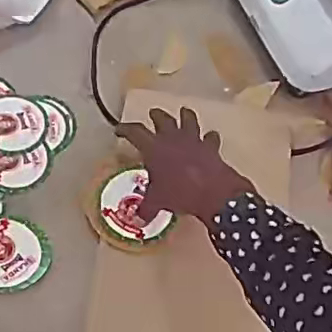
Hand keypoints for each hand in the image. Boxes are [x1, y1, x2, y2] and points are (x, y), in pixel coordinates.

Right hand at [115, 107, 254, 223]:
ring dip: (185, 115)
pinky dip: (209, 137)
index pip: (135, 132)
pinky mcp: (211, 147)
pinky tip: (209, 138)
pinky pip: (210, 137)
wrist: (212, 193)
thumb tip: (138, 219)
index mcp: (154, 148)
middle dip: (156, 116)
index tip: (119, 129)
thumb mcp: (157, 202)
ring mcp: (194, 140)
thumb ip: (147, 208)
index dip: (125, 129)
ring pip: (188, 120)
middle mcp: (172, 138)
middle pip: (162, 119)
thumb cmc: (179, 193)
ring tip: (183, 111)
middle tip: (152, 113)